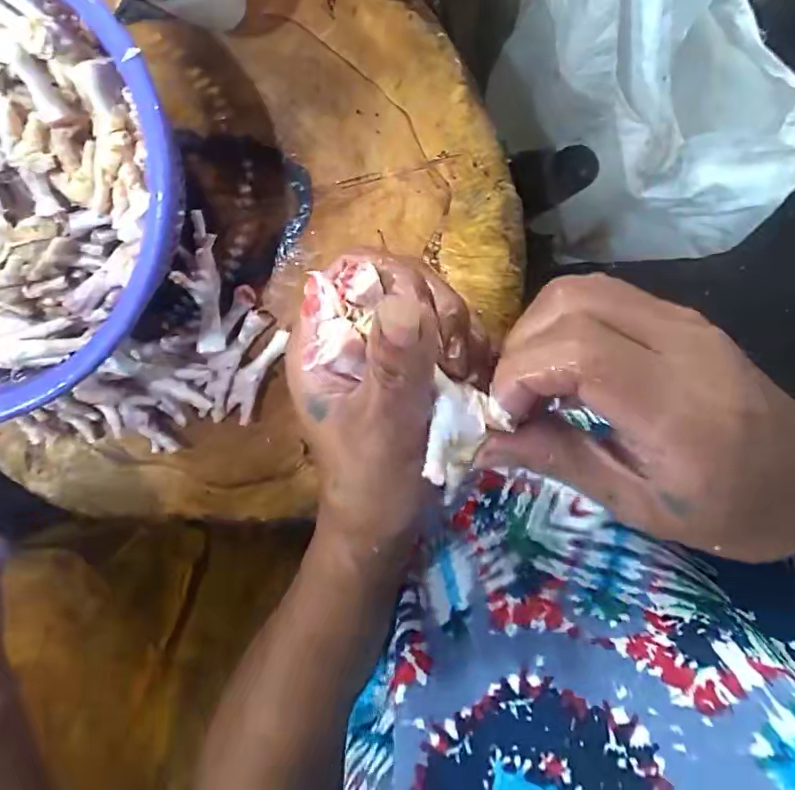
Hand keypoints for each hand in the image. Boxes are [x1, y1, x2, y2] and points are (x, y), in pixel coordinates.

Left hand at [290, 253, 487, 558]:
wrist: (391, 523)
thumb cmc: (372, 480)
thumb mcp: (384, 424)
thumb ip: (394, 366)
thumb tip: (403, 302)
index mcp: (322, 341)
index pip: (347, 270)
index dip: (390, 276)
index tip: (426, 315)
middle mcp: (351, 332)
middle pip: (398, 276)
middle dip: (434, 307)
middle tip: (450, 357)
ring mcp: (387, 342)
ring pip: (430, 298)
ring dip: (457, 328)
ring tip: (461, 373)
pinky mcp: (417, 357)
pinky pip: (450, 325)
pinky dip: (468, 342)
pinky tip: (472, 374)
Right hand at [474, 274, 794, 562]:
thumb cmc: (734, 511)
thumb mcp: (642, 506)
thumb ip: (561, 461)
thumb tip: (487, 441)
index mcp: (677, 407)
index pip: (578, 351)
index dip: (522, 373)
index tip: (505, 415)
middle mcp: (680, 343)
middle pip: (571, 304)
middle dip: (521, 347)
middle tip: (512, 398)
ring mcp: (681, 318)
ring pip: (581, 288)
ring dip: (537, 327)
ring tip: (532, 379)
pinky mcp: (678, 311)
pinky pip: (601, 294)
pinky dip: (563, 320)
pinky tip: (563, 362)